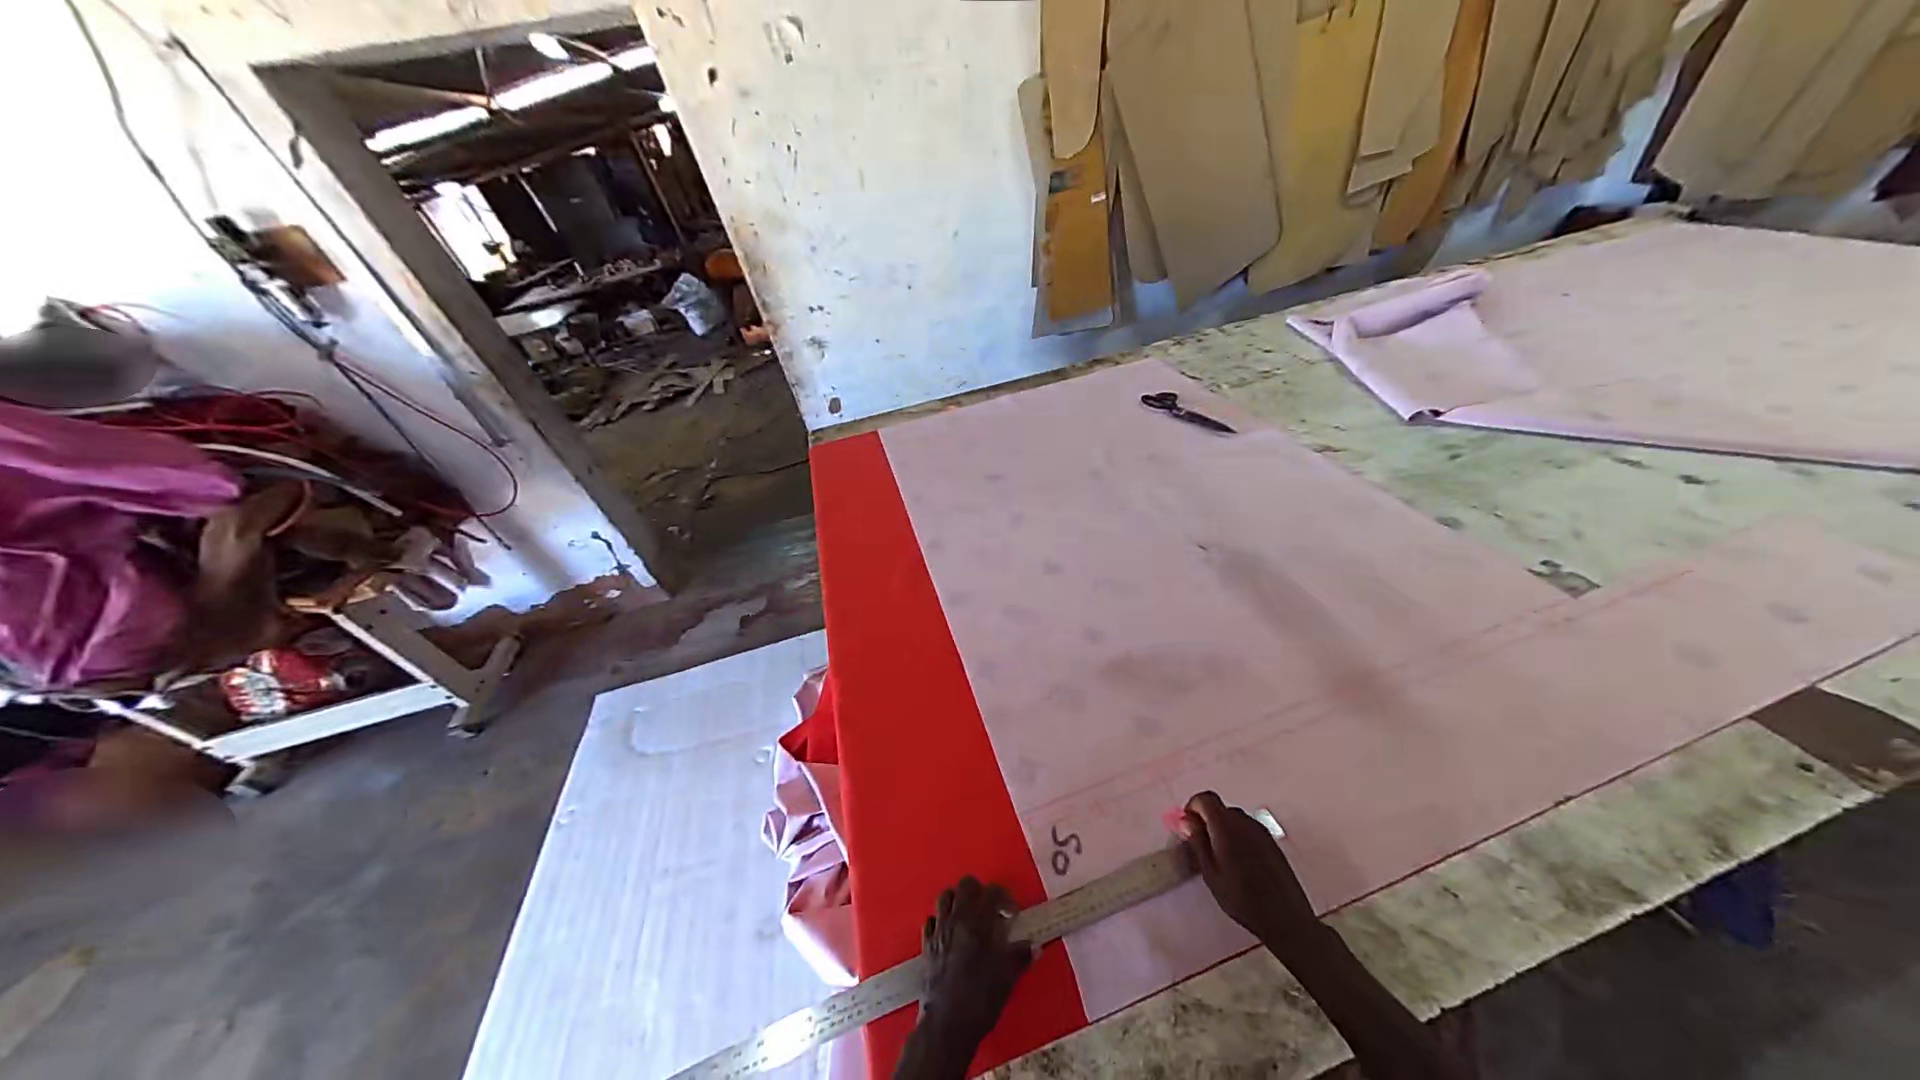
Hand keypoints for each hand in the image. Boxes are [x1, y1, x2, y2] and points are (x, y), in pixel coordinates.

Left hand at [917, 877, 1033, 1046]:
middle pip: (965, 885)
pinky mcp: (926, 945)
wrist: (947, 1024)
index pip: (992, 892)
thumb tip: (1032, 946)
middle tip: (991, 908)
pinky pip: (931, 920)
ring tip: (970, 916)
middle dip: (981, 891)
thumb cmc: (980, 999)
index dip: (1006, 898)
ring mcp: (938, 930)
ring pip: (945, 897)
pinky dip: (941, 920)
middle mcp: (955, 920)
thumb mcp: (1007, 977)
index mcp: (977, 923)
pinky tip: (950, 933)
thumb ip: (1020, 956)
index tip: (1012, 913)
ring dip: (958, 900)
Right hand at [1179, 791, 1319, 949]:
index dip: (1192, 807)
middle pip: (1220, 808)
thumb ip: (1197, 842)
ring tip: (1219, 857)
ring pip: (1235, 819)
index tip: (1187, 826)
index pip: (1205, 798)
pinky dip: (1238, 837)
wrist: (1285, 919)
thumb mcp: (1210, 873)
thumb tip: (1186, 821)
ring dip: (1222, 829)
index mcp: (1226, 825)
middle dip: (1207, 820)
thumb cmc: (1242, 898)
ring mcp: (1262, 832)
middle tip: (1199, 844)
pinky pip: (1248, 830)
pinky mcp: (1273, 844)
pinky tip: (1238, 863)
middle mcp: (1245, 822)